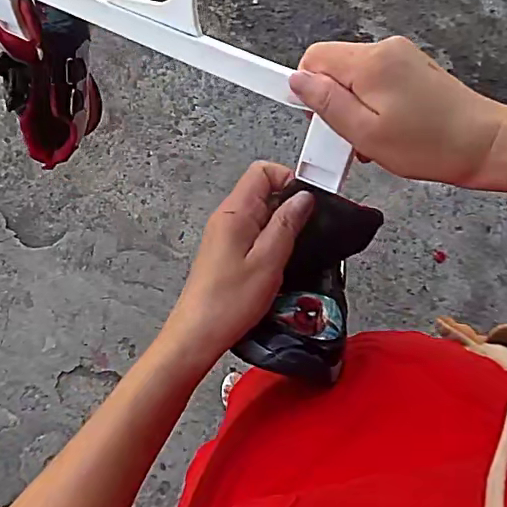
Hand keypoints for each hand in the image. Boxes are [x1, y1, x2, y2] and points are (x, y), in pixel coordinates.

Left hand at [156, 161, 314, 368]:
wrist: (198, 335)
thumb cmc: (228, 302)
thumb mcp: (269, 260)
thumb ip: (287, 224)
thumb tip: (304, 198)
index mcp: (234, 213)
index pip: (263, 171)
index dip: (289, 180)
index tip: (307, 203)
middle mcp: (226, 218)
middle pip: (263, 190)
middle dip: (289, 206)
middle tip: (303, 233)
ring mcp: (225, 234)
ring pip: (261, 213)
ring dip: (281, 227)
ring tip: (290, 252)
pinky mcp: (226, 251)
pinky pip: (254, 233)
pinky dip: (271, 242)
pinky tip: (277, 264)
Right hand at [290, 36, 506, 186]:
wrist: (485, 145)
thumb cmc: (432, 145)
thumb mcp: (366, 134)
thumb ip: (326, 103)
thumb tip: (297, 81)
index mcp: (371, 62)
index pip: (314, 58)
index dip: (307, 89)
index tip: (315, 117)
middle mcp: (386, 50)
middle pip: (334, 67)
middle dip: (333, 102)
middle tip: (350, 136)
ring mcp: (402, 57)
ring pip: (354, 77)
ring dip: (354, 107)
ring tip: (374, 139)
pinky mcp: (413, 68)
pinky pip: (376, 81)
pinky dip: (373, 105)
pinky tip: (389, 130)